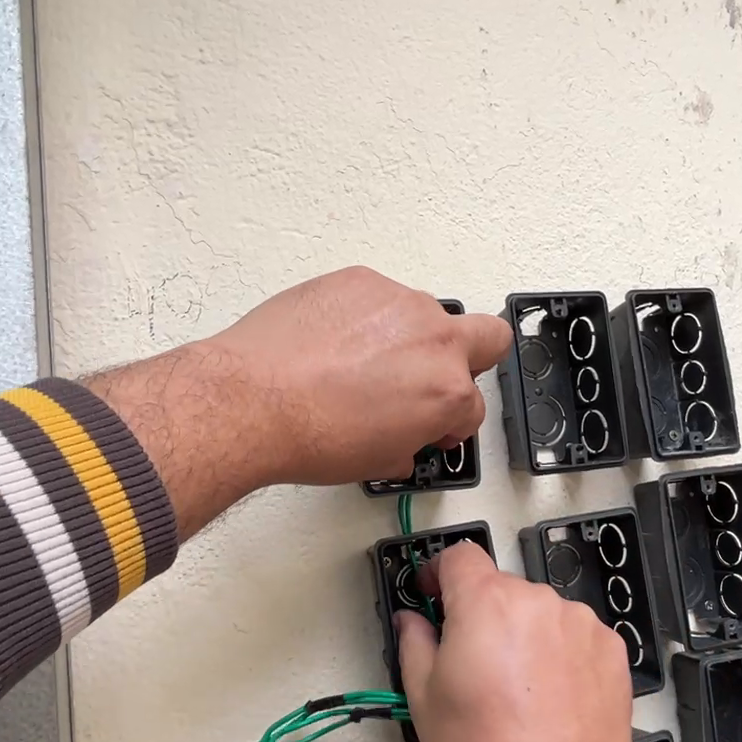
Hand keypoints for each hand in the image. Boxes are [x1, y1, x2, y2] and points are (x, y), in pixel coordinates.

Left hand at [85, 267, 509, 535]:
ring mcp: (397, 302)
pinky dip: (365, 316)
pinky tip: (334, 341)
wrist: (251, 401)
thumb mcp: (374, 461)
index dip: (451, 422)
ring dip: (408, 336)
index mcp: (446, 390)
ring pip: (426, 314)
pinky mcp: (359, 280)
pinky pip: (379, 297)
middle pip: (489, 337)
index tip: (430, 425)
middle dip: (470, 359)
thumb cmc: (307, 434)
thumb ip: (407, 441)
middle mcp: (433, 339)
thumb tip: (403, 437)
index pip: (473, 406)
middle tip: (426, 378)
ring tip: (361, 361)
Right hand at [395, 543, 704, 741]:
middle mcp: (536, 601)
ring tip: (516, 689)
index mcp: (486, 602)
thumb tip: (412, 623)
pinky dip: (558, 653)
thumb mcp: (424, 700)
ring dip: (523, 634)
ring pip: (537, 612)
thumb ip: (414, 644)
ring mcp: (578, 623)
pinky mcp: (609, 649)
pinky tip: (548, 696)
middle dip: (482, 614)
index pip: (459, 555)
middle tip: (472, 663)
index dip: (440, 571)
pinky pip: (572, 634)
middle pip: (499, 587)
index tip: (434, 591)